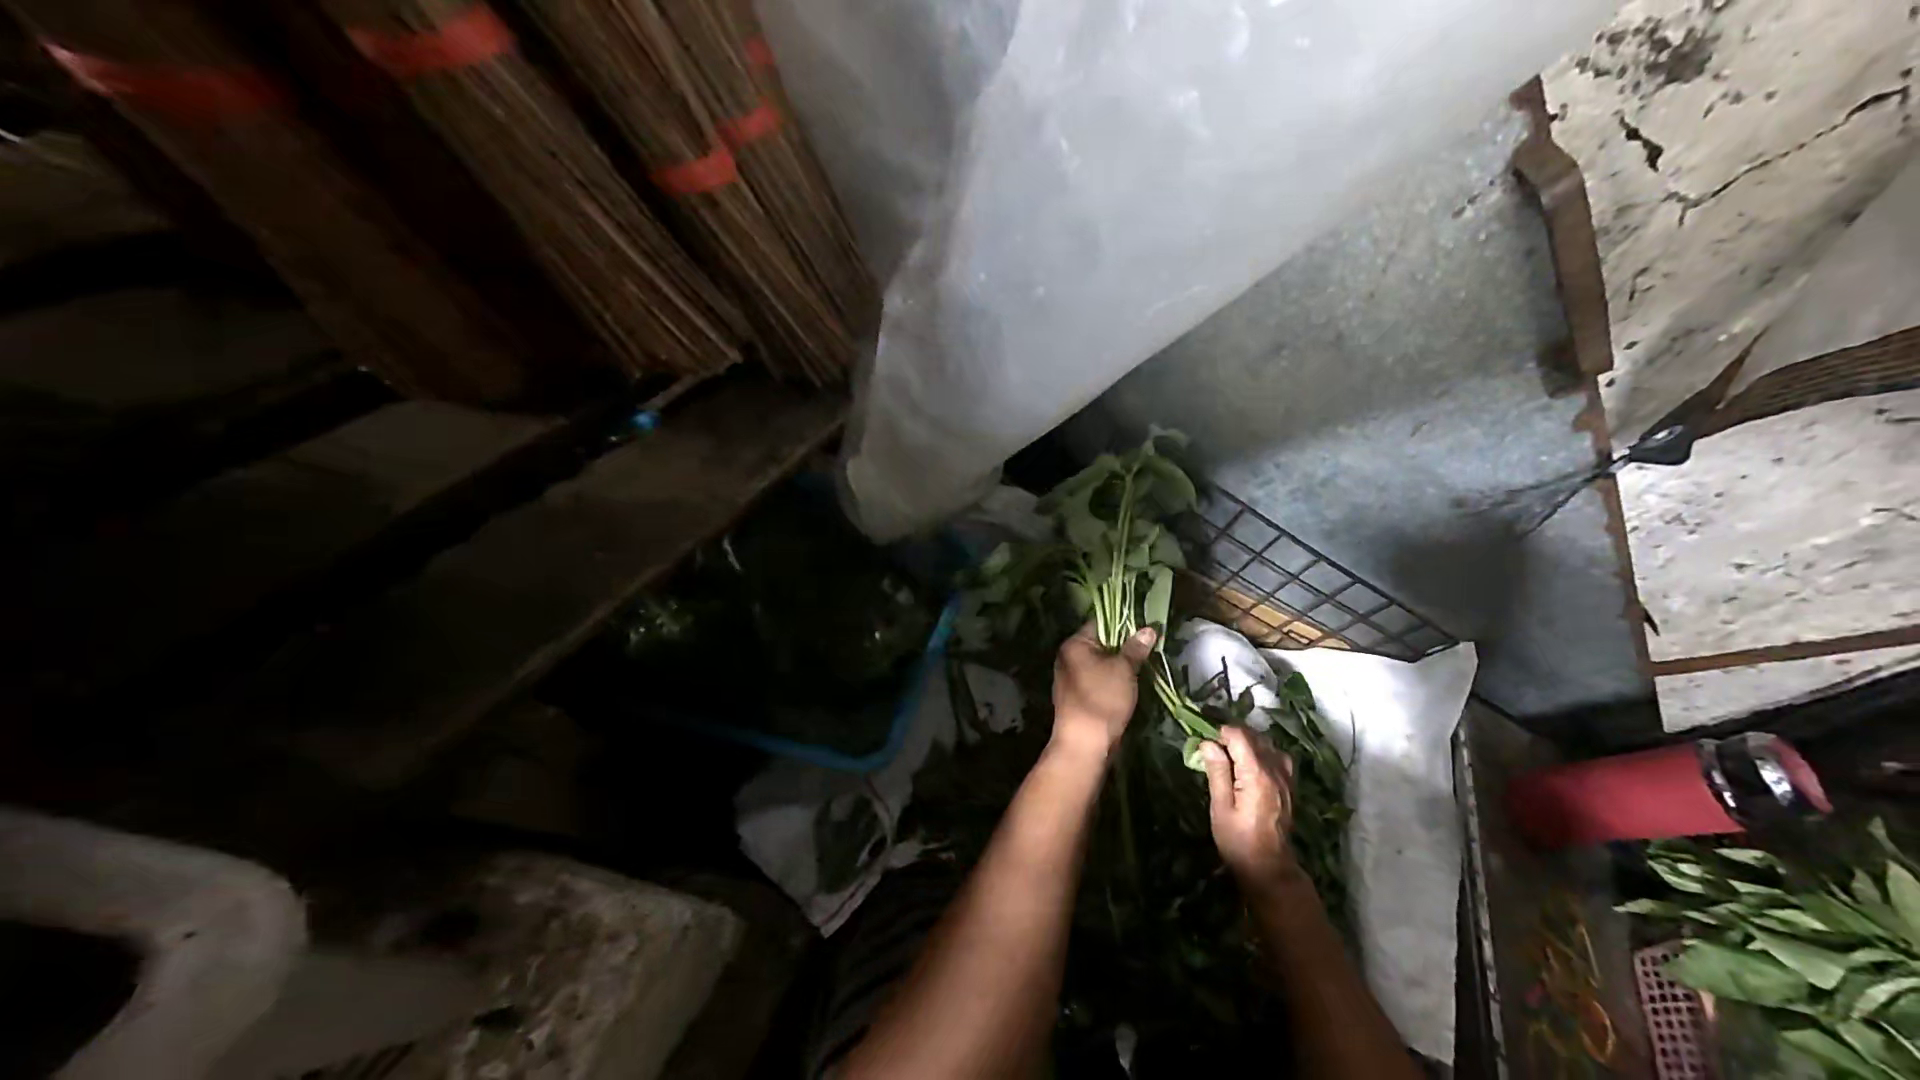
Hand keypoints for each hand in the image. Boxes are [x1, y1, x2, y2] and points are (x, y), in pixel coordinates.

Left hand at [1050, 621, 1155, 759]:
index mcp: (1074, 645)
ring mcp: (1072, 677)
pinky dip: (1114, 677)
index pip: (1100, 622)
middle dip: (1125, 644)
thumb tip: (1149, 628)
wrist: (1085, 743)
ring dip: (1121, 662)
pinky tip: (1132, 681)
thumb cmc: (1102, 699)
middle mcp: (1068, 657)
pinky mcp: (1079, 695)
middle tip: (1150, 644)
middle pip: (1101, 642)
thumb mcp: (1124, 670)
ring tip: (1145, 661)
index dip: (1124, 621)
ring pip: (1101, 662)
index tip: (1146, 625)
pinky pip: (1099, 678)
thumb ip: (1135, 648)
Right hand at [1200, 727, 1297, 890]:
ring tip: (1229, 753)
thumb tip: (1208, 743)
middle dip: (1232, 735)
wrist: (1269, 868)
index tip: (1204, 741)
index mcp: (1257, 774)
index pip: (1239, 736)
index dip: (1220, 732)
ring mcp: (1286, 778)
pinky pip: (1278, 757)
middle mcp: (1275, 770)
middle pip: (1254, 736)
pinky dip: (1262, 752)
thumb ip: (1217, 772)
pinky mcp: (1289, 786)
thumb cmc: (1238, 840)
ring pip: (1267, 744)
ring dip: (1248, 742)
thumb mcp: (1220, 807)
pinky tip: (1251, 763)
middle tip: (1212, 747)